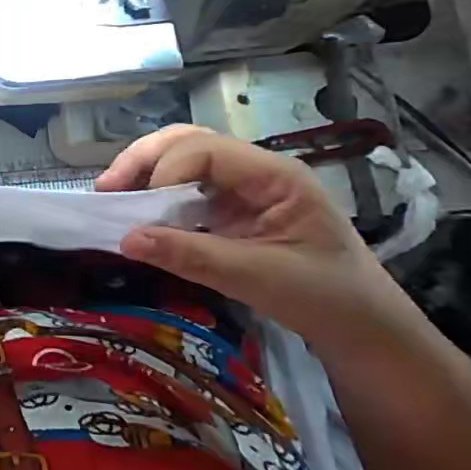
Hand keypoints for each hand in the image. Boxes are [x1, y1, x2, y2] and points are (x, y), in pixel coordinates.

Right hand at [96, 125, 414, 349]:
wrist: (364, 328)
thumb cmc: (326, 299)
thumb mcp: (259, 279)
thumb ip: (193, 256)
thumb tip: (126, 240)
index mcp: (274, 175)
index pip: (204, 150)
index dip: (164, 172)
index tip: (138, 212)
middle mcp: (255, 169)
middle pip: (187, 141)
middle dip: (142, 159)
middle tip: (106, 189)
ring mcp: (242, 187)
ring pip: (181, 158)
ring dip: (144, 172)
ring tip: (113, 195)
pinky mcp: (231, 208)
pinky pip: (184, 188)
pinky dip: (155, 195)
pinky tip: (137, 211)